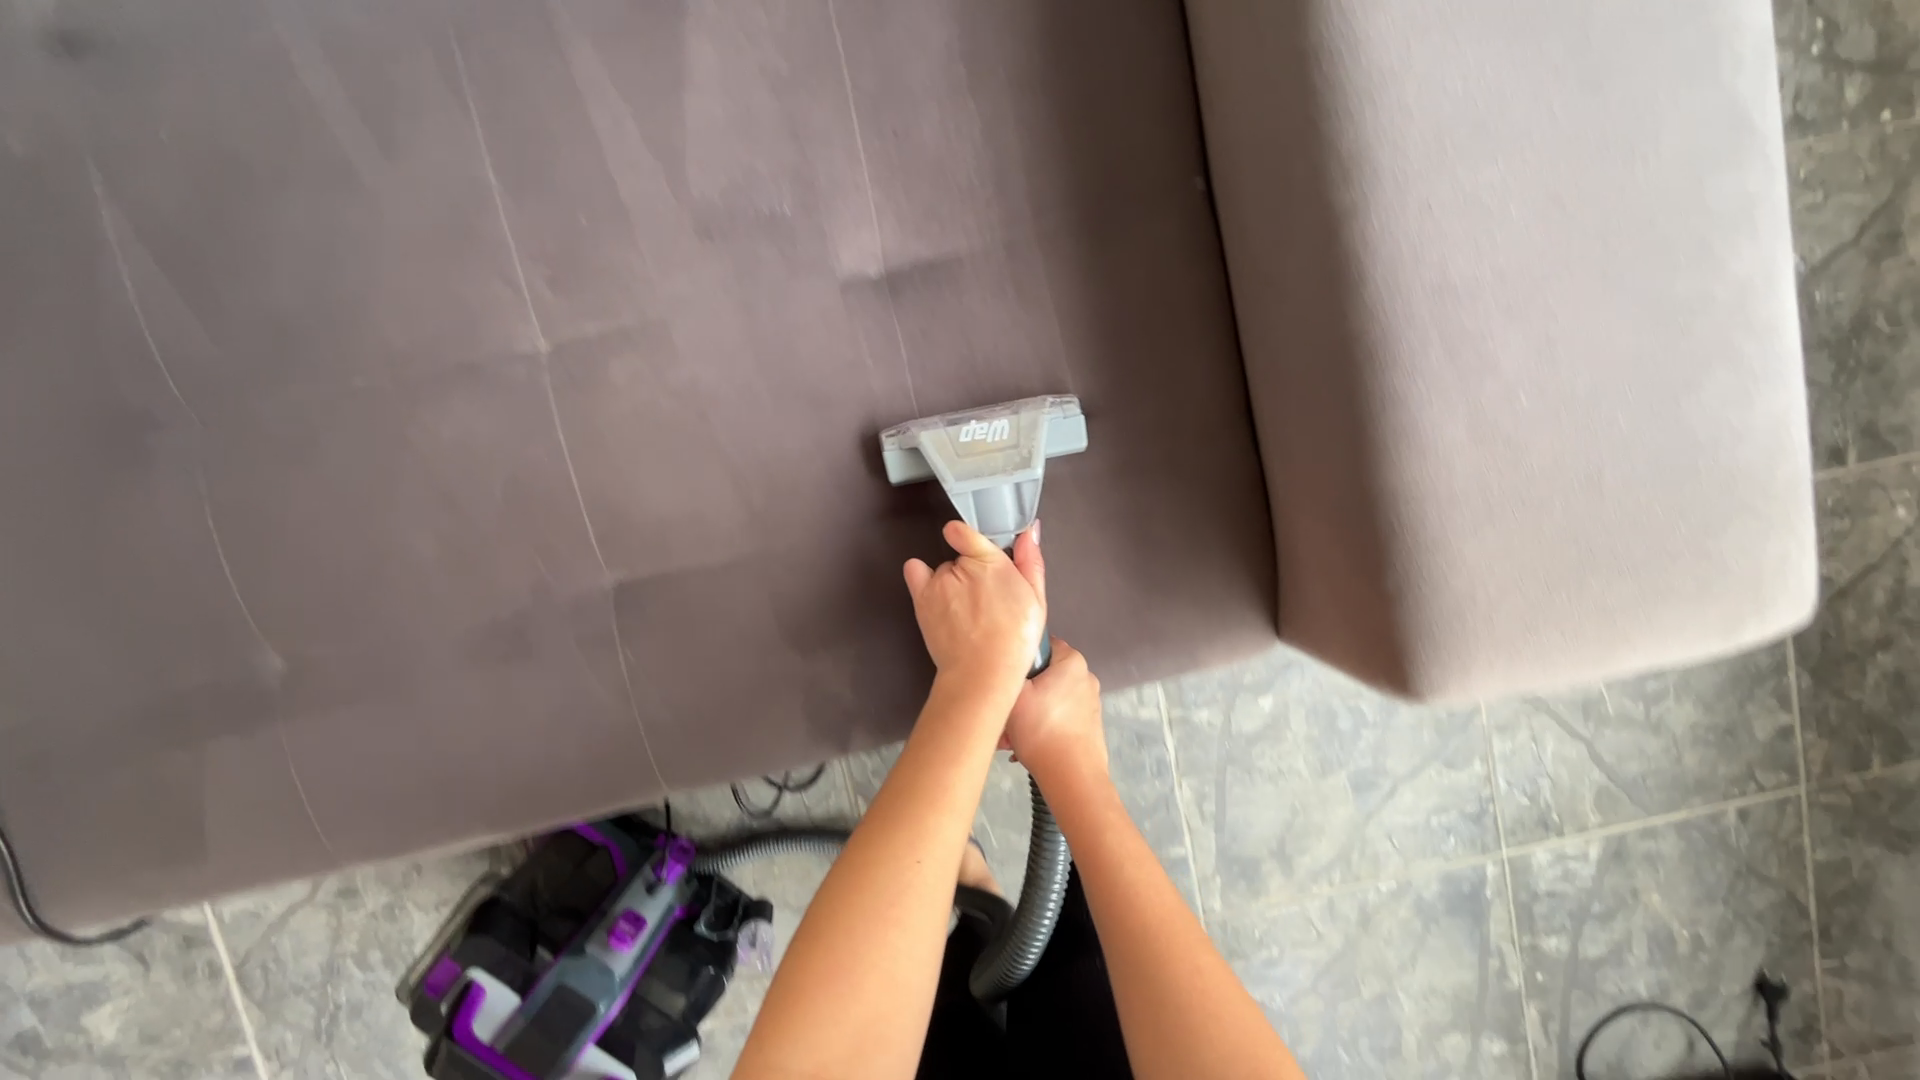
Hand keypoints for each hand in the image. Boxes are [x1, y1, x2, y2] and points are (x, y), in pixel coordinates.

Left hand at [903, 520, 1044, 687]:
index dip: (971, 540)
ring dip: (951, 584)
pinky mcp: (921, 598)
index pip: (965, 531)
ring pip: (942, 571)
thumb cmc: (1013, 641)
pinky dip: (922, 577)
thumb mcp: (1035, 598)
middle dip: (971, 571)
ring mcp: (938, 583)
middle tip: (985, 598)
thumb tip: (1029, 531)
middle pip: (959, 557)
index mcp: (990, 562)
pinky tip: (937, 596)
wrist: (982, 674)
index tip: (977, 550)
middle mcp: (960, 567)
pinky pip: (914, 572)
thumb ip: (1030, 560)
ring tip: (967, 612)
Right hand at [1003, 638, 1105, 786]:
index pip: (1042, 645)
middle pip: (1043, 677)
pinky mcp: (1089, 726)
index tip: (1005, 677)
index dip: (1020, 658)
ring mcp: (1090, 703)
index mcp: (1072, 661)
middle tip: (1003, 716)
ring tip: (1009, 738)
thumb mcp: (1013, 693)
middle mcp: (1086, 678)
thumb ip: (1008, 669)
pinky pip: (1057, 718)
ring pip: (1047, 701)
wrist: (1071, 777)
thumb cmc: (1041, 729)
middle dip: (1021, 696)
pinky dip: (1040, 728)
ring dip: (1027, 716)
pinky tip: (1024, 747)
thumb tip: (1003, 660)